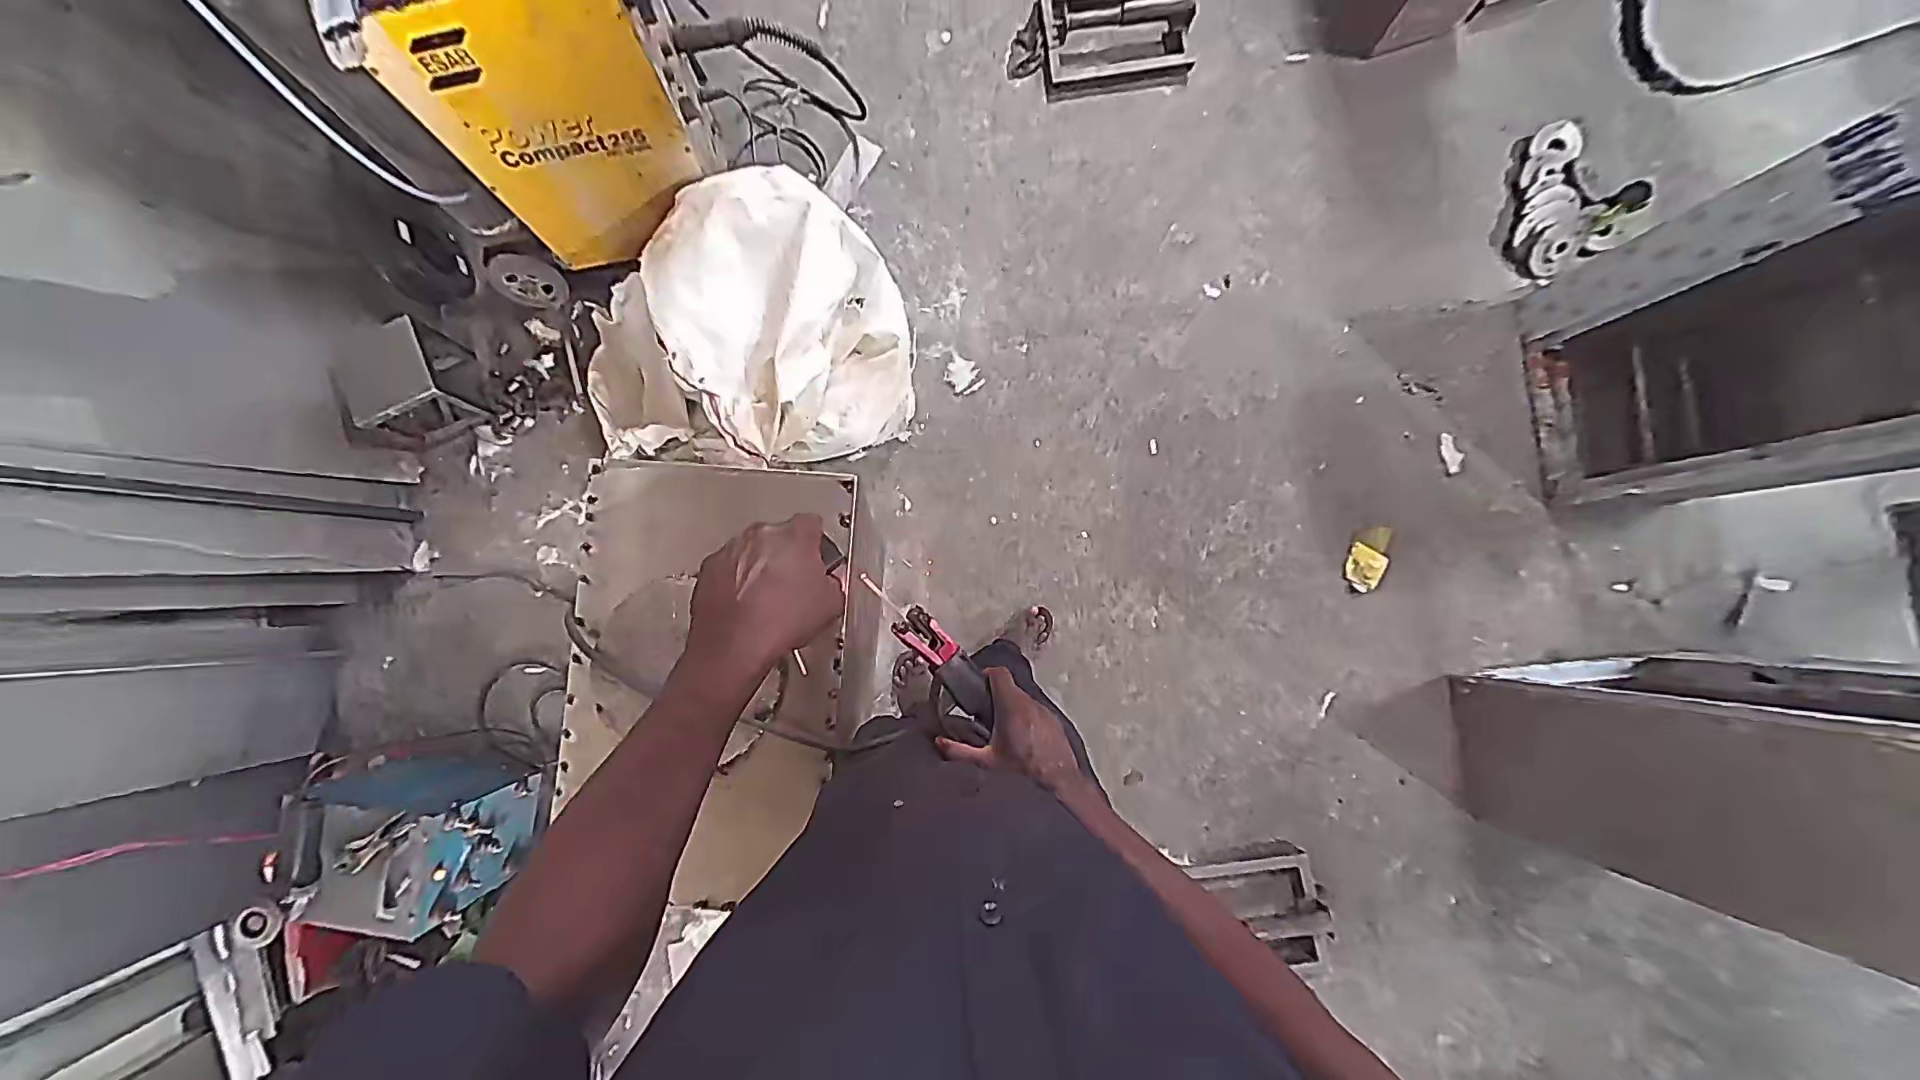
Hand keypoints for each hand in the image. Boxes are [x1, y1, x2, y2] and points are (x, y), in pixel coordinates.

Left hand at [685, 514, 844, 672]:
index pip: (813, 524)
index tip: (819, 561)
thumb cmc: (778, 621)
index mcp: (795, 535)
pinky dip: (736, 581)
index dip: (818, 544)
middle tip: (796, 586)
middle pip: (780, 536)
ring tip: (770, 601)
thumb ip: (836, 582)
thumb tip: (833, 583)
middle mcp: (760, 535)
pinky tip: (747, 607)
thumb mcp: (831, 604)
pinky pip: (729, 568)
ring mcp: (731, 550)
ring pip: (752, 551)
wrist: (735, 645)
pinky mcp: (709, 568)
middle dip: (788, 556)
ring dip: (761, 568)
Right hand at [936, 667, 1087, 796]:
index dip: (987, 674)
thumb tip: (941, 744)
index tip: (979, 683)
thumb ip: (959, 751)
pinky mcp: (1054, 722)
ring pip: (1024, 700)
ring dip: (1012, 708)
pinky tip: (1021, 740)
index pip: (999, 673)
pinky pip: (1036, 713)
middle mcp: (1030, 704)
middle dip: (996, 696)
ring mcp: (1045, 712)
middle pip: (1010, 687)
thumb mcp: (987, 762)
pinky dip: (1026, 719)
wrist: (1060, 783)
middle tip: (985, 713)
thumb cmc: (1026, 772)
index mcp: (1012, 707)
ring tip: (1003, 730)